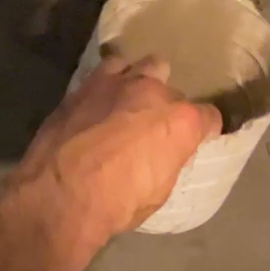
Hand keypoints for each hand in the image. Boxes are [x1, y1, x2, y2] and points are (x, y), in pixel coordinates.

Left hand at [9, 55, 221, 245]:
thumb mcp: (158, 192)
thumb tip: (165, 153)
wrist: (60, 194)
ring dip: (144, 82)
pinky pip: (109, 69)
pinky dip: (112, 81)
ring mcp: (119, 83)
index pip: (209, 117)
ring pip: (145, 66)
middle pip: (174, 91)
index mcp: (181, 122)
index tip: (196, 140)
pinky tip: (104, 99)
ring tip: (132, 103)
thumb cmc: (116, 203)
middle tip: (154, 129)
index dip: (203, 131)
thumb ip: (168, 161)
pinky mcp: (87, 84)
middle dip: (168, 108)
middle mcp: (155, 93)